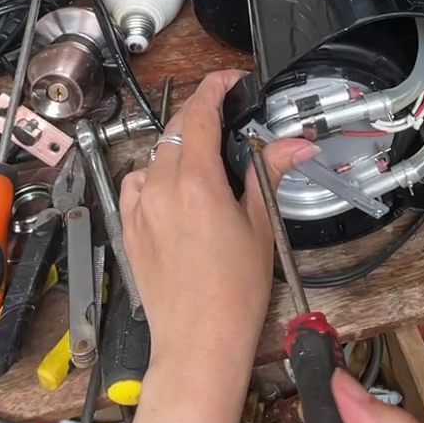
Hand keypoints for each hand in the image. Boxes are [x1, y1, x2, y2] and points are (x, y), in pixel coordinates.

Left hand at [119, 70, 314, 373]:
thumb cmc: (233, 292)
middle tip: (228, 120)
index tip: (229, 81)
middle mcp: (160, 189)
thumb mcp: (260, 224)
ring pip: (156, 154)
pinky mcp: (129, 227)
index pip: (199, 113)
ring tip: (206, 163)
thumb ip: (269, 173)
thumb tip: (294, 143)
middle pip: (176, 128)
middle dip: (201, 114)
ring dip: (180, 146)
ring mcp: (139, 208)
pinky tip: (174, 190)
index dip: (215, 88)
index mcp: (195, 183)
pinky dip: (155, 174)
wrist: (199, 341)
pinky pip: (137, 182)